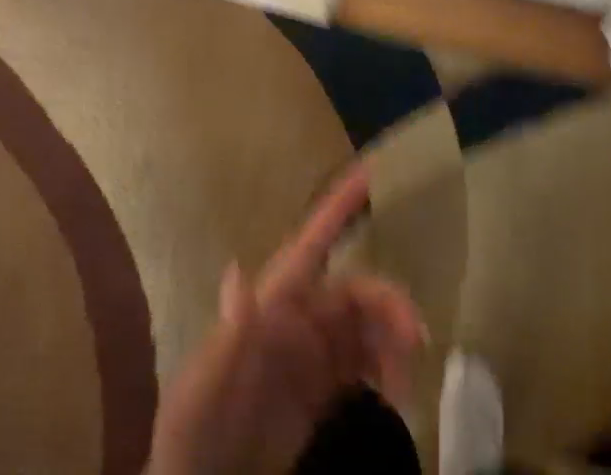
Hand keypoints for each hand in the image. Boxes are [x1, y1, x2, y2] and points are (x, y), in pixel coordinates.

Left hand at [147, 166, 425, 474]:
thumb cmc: (193, 436)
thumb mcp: (200, 390)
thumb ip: (226, 336)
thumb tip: (236, 272)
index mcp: (268, 309)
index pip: (307, 248)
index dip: (335, 210)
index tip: (368, 174)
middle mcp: (295, 323)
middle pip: (354, 292)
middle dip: (389, 304)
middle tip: (416, 337)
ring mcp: (311, 356)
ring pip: (367, 326)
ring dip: (393, 342)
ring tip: (404, 384)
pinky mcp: (324, 389)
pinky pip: (368, 364)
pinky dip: (389, 371)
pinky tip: (396, 395)